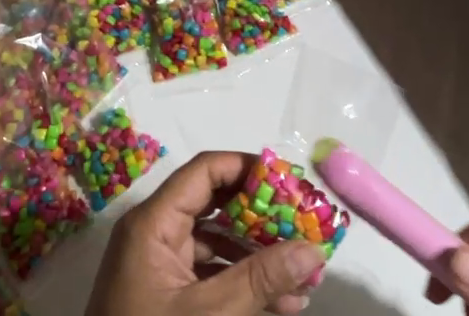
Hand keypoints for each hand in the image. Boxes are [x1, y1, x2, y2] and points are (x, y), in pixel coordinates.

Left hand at [86, 151, 327, 315]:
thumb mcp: (209, 313)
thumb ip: (261, 279)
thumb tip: (314, 249)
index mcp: (154, 222)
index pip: (206, 171)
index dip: (249, 168)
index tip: (291, 182)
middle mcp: (155, 233)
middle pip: (215, 204)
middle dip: (263, 218)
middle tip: (305, 227)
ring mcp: (160, 264)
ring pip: (218, 243)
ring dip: (260, 257)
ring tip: (304, 275)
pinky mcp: (166, 294)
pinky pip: (211, 274)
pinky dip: (243, 283)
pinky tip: (283, 304)